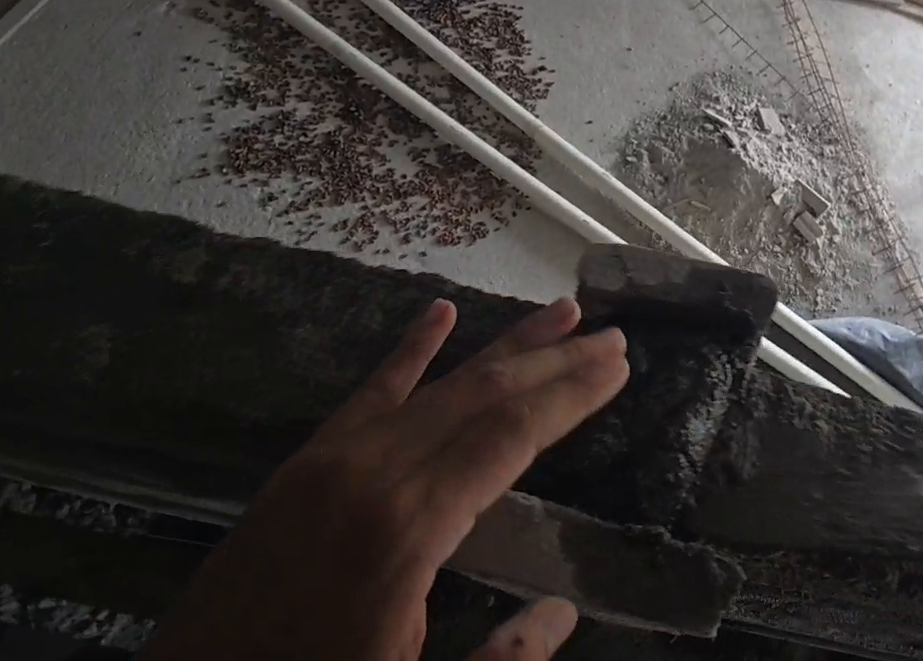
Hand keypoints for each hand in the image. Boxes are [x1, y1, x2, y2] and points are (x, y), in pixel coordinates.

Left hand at [140, 297, 630, 660]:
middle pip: (488, 395)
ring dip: (508, 344)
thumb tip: (561, 613)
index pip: (513, 435)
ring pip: (441, 382)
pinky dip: (411, 348)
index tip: (618, 367)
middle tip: (612, 336)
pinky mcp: (304, 465)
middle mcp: (378, 473)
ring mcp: (335, 460)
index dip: (571, 396)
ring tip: (563, 309)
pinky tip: (442, 312)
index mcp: (411, 529)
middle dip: (557, 360)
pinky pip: (370, 391)